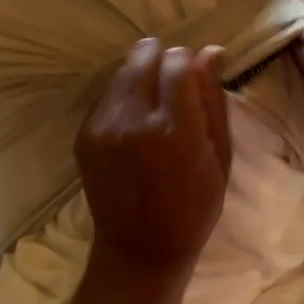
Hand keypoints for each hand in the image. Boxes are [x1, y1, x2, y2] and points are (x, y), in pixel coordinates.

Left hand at [76, 39, 231, 274]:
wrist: (140, 249)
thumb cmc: (193, 209)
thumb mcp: (220, 158)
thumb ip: (213, 102)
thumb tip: (210, 53)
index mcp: (174, 128)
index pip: (177, 61)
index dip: (189, 61)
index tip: (193, 74)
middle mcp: (134, 120)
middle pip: (143, 55)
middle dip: (161, 59)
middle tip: (172, 81)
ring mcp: (103, 127)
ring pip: (121, 72)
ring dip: (140, 75)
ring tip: (152, 103)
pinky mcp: (84, 136)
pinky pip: (105, 98)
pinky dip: (122, 99)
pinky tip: (133, 124)